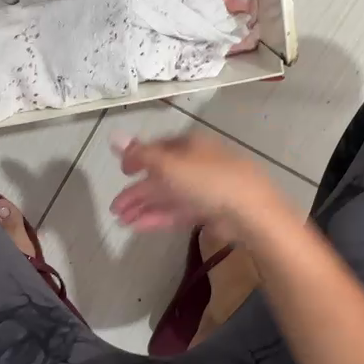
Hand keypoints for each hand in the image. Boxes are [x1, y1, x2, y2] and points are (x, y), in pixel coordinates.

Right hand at [110, 131, 294, 240]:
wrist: (250, 211)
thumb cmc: (208, 180)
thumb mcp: (169, 165)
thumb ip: (140, 154)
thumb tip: (113, 137)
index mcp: (190, 145)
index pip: (159, 148)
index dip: (138, 158)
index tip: (122, 171)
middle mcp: (196, 164)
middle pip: (161, 176)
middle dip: (137, 191)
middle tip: (115, 207)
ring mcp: (204, 189)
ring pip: (168, 197)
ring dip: (143, 207)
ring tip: (121, 220)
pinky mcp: (209, 212)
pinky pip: (178, 212)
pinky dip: (157, 218)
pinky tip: (138, 227)